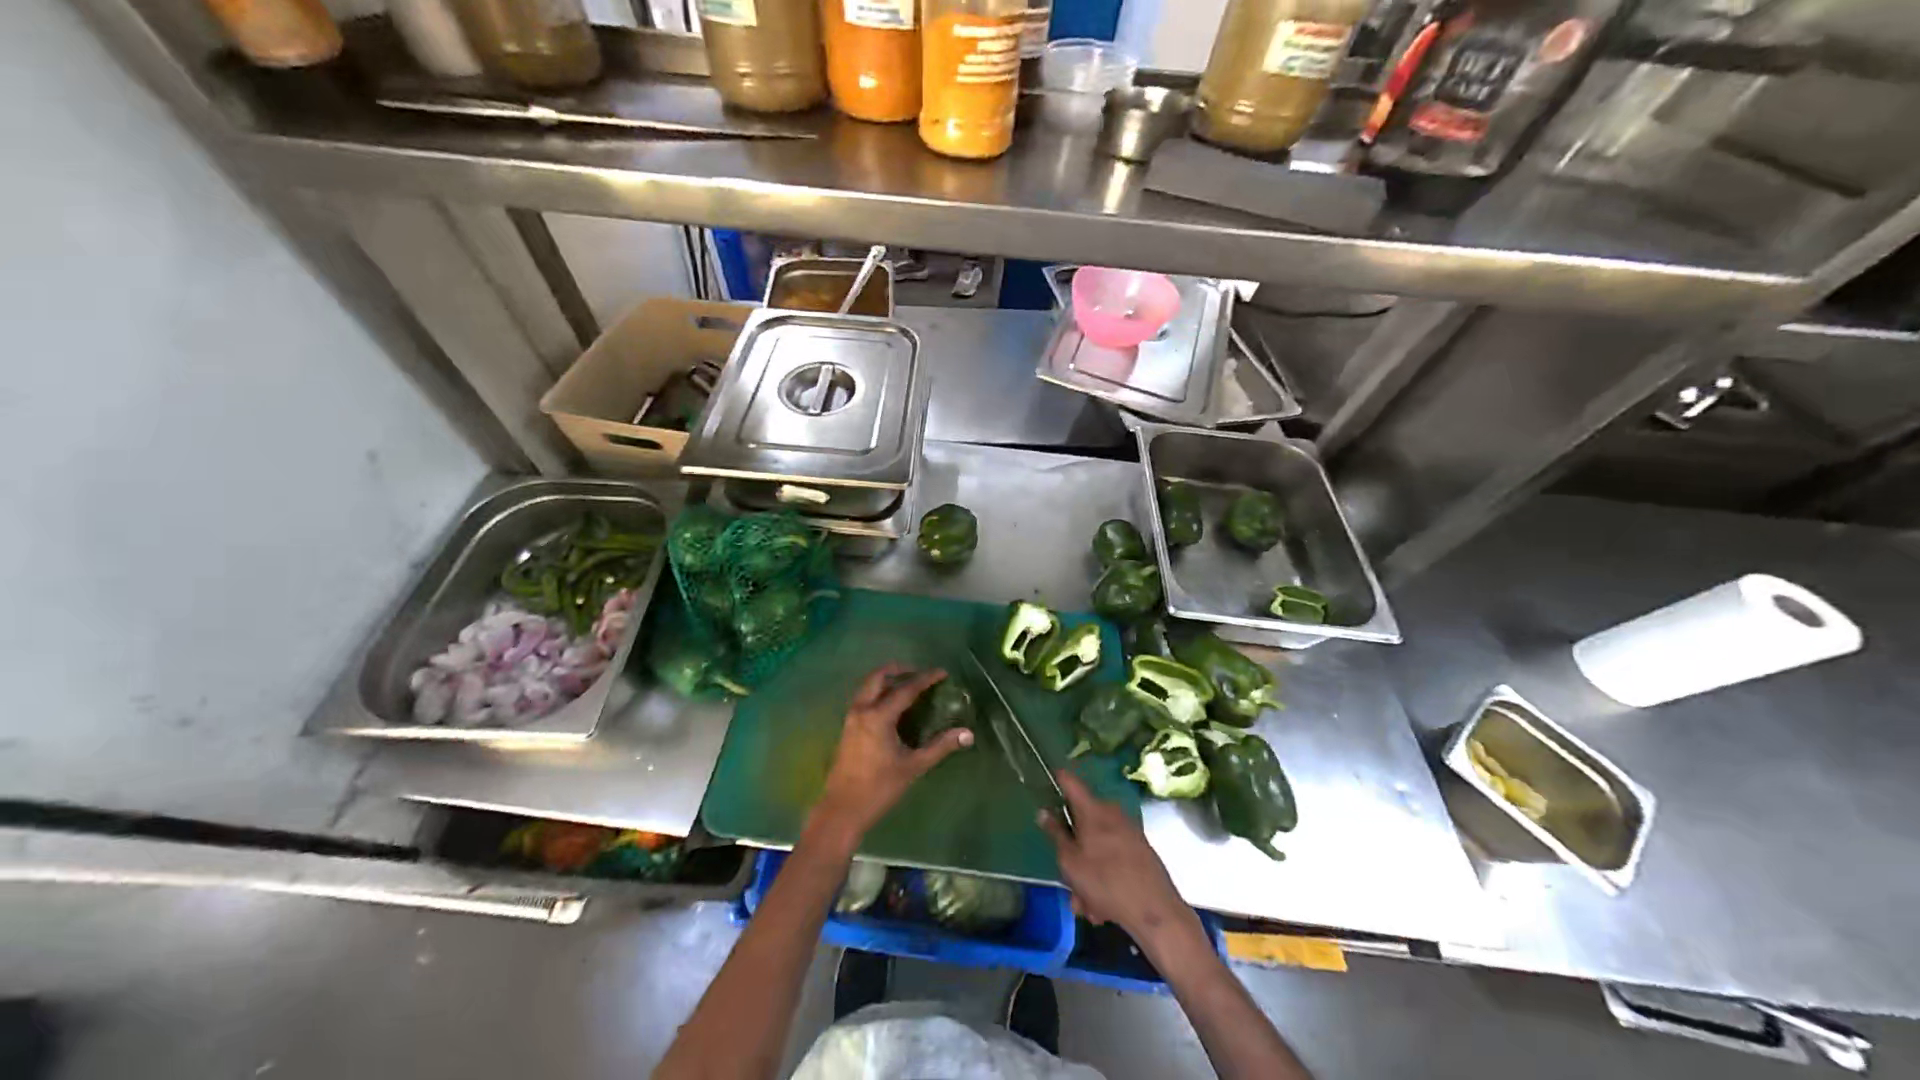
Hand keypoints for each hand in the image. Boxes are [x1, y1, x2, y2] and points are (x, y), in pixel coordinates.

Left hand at [811, 664, 973, 842]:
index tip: (942, 673)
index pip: (906, 689)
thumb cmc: (879, 788)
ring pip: (867, 686)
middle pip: (878, 677)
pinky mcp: (847, 728)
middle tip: (919, 672)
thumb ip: (940, 746)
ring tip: (906, 685)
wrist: (842, 810)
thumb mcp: (913, 766)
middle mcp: (862, 710)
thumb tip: (967, 733)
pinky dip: (877, 692)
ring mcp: (851, 718)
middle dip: (899, 670)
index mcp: (878, 716)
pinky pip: (862, 699)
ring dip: (886, 680)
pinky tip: (891, 705)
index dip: (926, 678)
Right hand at [1038, 770, 1200, 946]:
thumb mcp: (1070, 862)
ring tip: (1087, 905)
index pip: (1070, 782)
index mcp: (1093, 810)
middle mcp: (1112, 813)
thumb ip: (1056, 834)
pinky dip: (1104, 878)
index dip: (1057, 779)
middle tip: (1068, 879)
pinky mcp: (1140, 851)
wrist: (1155, 911)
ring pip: (1096, 847)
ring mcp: (1129, 831)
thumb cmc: (1106, 882)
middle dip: (1072, 852)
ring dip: (1087, 874)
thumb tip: (1044, 812)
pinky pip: (1112, 858)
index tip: (1045, 782)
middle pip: (1082, 823)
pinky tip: (1103, 907)